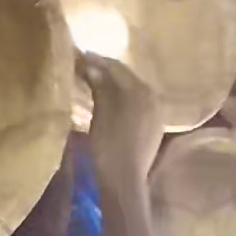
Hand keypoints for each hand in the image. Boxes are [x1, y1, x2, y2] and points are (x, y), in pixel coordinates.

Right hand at [82, 54, 163, 198]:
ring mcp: (156, 112)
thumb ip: (100, 88)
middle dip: (107, 70)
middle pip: (127, 77)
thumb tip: (92, 65)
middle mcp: (153, 97)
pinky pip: (137, 102)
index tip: (80, 55)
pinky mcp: (154, 125)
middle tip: (85, 65)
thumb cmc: (109, 147)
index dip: (97, 60)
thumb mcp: (100, 115)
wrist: (125, 180)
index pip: (117, 68)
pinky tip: (110, 99)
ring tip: (94, 80)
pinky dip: (122, 96)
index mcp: (140, 92)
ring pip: (133, 89)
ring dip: (114, 83)